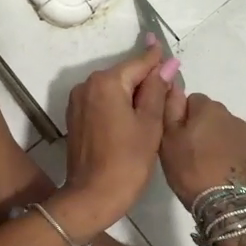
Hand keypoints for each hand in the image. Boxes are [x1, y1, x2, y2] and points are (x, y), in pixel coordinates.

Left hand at [59, 37, 177, 236]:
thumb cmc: (128, 161)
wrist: (92, 196)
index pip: (138, 63)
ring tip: (156, 106)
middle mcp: (87, 85)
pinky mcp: (75, 117)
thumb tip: (167, 64)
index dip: (156, 58)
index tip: (167, 49)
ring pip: (112, 88)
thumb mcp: (149, 123)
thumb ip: (157, 90)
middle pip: (124, 74)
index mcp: (106, 83)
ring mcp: (78, 101)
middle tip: (170, 87)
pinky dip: (119, 104)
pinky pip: (102, 101)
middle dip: (146, 79)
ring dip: (133, 93)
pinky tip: (135, 118)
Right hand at [159, 92, 245, 210]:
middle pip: (208, 114)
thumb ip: (169, 109)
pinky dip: (223, 152)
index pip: (190, 98)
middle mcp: (230, 115)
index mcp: (209, 107)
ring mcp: (244, 134)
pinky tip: (216, 169)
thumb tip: (173, 86)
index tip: (174, 135)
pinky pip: (231, 145)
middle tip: (186, 150)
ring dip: (212, 139)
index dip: (180, 115)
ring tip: (202, 162)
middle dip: (198, 126)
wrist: (228, 204)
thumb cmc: (191, 168)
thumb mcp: (168, 138)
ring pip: (220, 130)